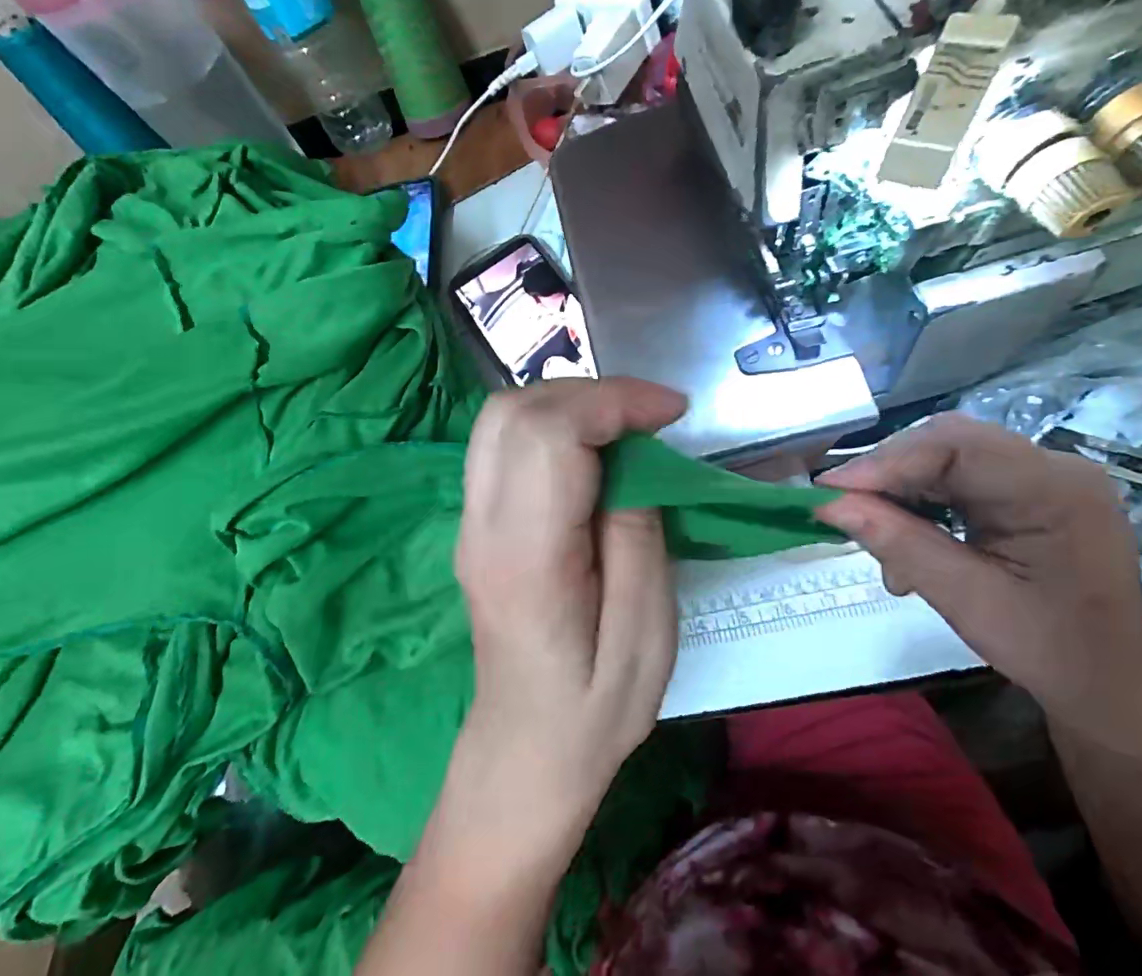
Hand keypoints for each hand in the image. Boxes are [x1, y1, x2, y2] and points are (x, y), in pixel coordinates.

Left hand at [451, 377, 688, 846]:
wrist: (524, 747)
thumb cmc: (595, 708)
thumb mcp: (645, 637)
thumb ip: (638, 539)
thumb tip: (633, 466)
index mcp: (526, 556)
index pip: (547, 435)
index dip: (612, 403)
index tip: (672, 413)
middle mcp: (482, 526)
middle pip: (514, 412)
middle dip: (591, 393)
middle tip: (652, 417)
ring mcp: (469, 522)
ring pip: (501, 419)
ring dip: (569, 403)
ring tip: (628, 427)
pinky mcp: (475, 524)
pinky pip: (502, 445)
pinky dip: (551, 425)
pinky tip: (593, 449)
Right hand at [814, 413, 1141, 731]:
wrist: (1106, 682)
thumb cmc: (1047, 648)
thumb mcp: (966, 600)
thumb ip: (899, 544)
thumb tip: (829, 505)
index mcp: (1056, 490)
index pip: (957, 448)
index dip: (887, 462)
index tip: (830, 491)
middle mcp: (1054, 467)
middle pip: (950, 443)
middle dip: (889, 471)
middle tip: (841, 506)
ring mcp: (1042, 476)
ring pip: (947, 456)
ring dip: (900, 488)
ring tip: (872, 530)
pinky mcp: (1027, 491)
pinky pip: (959, 477)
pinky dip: (920, 500)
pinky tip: (904, 536)